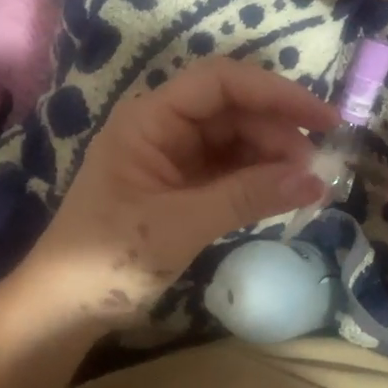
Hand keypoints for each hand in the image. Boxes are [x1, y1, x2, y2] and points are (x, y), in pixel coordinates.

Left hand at [23, 58, 336, 326]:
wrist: (64, 306)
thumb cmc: (107, 257)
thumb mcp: (179, 226)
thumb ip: (246, 197)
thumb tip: (316, 179)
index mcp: (148, 119)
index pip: (219, 82)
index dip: (275, 92)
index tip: (323, 120)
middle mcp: (161, 128)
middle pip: (232, 109)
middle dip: (277, 131)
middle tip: (317, 169)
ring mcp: (170, 158)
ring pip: (234, 139)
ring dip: (272, 156)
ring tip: (307, 185)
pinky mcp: (179, 187)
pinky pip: (228, 169)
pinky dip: (257, 179)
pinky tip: (284, 194)